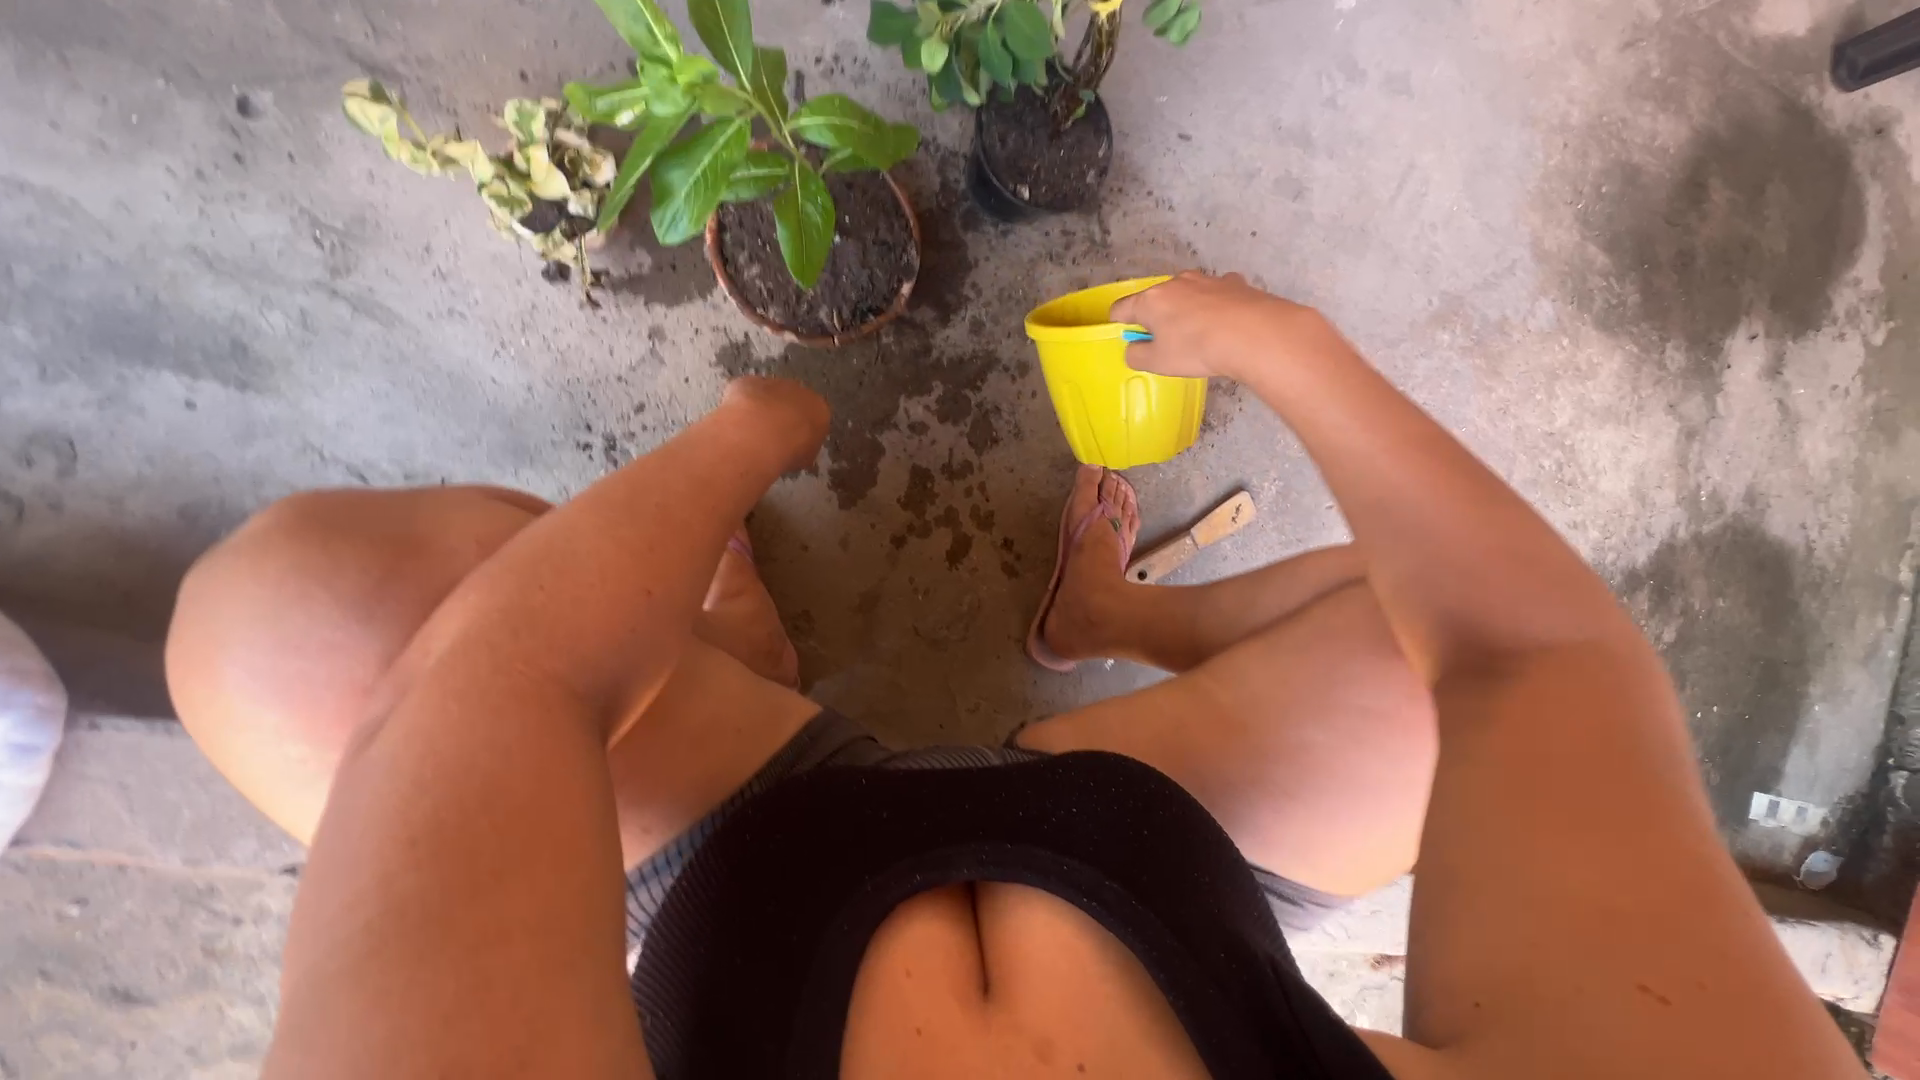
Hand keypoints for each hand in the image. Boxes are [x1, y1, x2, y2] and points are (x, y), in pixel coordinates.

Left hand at [719, 376, 829, 472]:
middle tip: (770, 438)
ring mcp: (771, 383)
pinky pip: (745, 394)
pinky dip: (740, 405)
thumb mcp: (805, 458)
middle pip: (791, 402)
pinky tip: (735, 423)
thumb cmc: (790, 449)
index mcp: (819, 409)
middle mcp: (799, 390)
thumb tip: (797, 453)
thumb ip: (804, 450)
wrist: (761, 433)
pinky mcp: (747, 382)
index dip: (802, 432)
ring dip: (761, 410)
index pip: (814, 418)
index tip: (793, 444)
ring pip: (767, 396)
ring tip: (750, 434)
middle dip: (782, 416)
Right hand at [1108, 271, 1326, 379]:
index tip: (1131, 341)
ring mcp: (1207, 280)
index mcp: (1150, 300)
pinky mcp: (1234, 283)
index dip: (1120, 326)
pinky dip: (1214, 307)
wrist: (1255, 334)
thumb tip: (1134, 349)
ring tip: (1200, 337)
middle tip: (1169, 346)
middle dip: (1157, 319)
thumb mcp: (1158, 363)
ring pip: (1186, 295)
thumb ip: (1137, 356)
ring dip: (1186, 312)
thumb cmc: (1198, 349)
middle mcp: (1176, 283)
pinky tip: (1225, 324)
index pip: (1121, 309)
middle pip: (1155, 300)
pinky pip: (1215, 295)